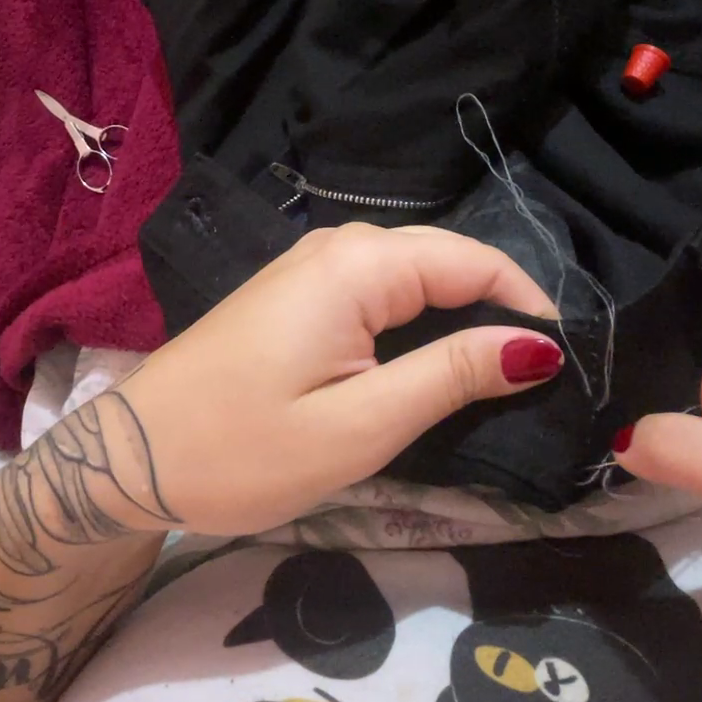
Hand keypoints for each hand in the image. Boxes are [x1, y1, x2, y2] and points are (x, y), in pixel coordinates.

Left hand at [104, 223, 563, 537]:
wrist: (134, 456)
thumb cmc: (243, 450)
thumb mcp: (359, 425)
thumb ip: (450, 375)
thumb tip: (536, 345)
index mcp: (358, 266)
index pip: (474, 261)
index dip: (528, 304)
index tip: (566, 362)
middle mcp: (339, 245)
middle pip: (446, 260)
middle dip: (497, 307)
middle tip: (537, 375)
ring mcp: (313, 263)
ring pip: (414, 273)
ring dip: (459, 314)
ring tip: (493, 373)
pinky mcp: (298, 289)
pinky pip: (380, 287)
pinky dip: (417, 318)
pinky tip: (429, 357)